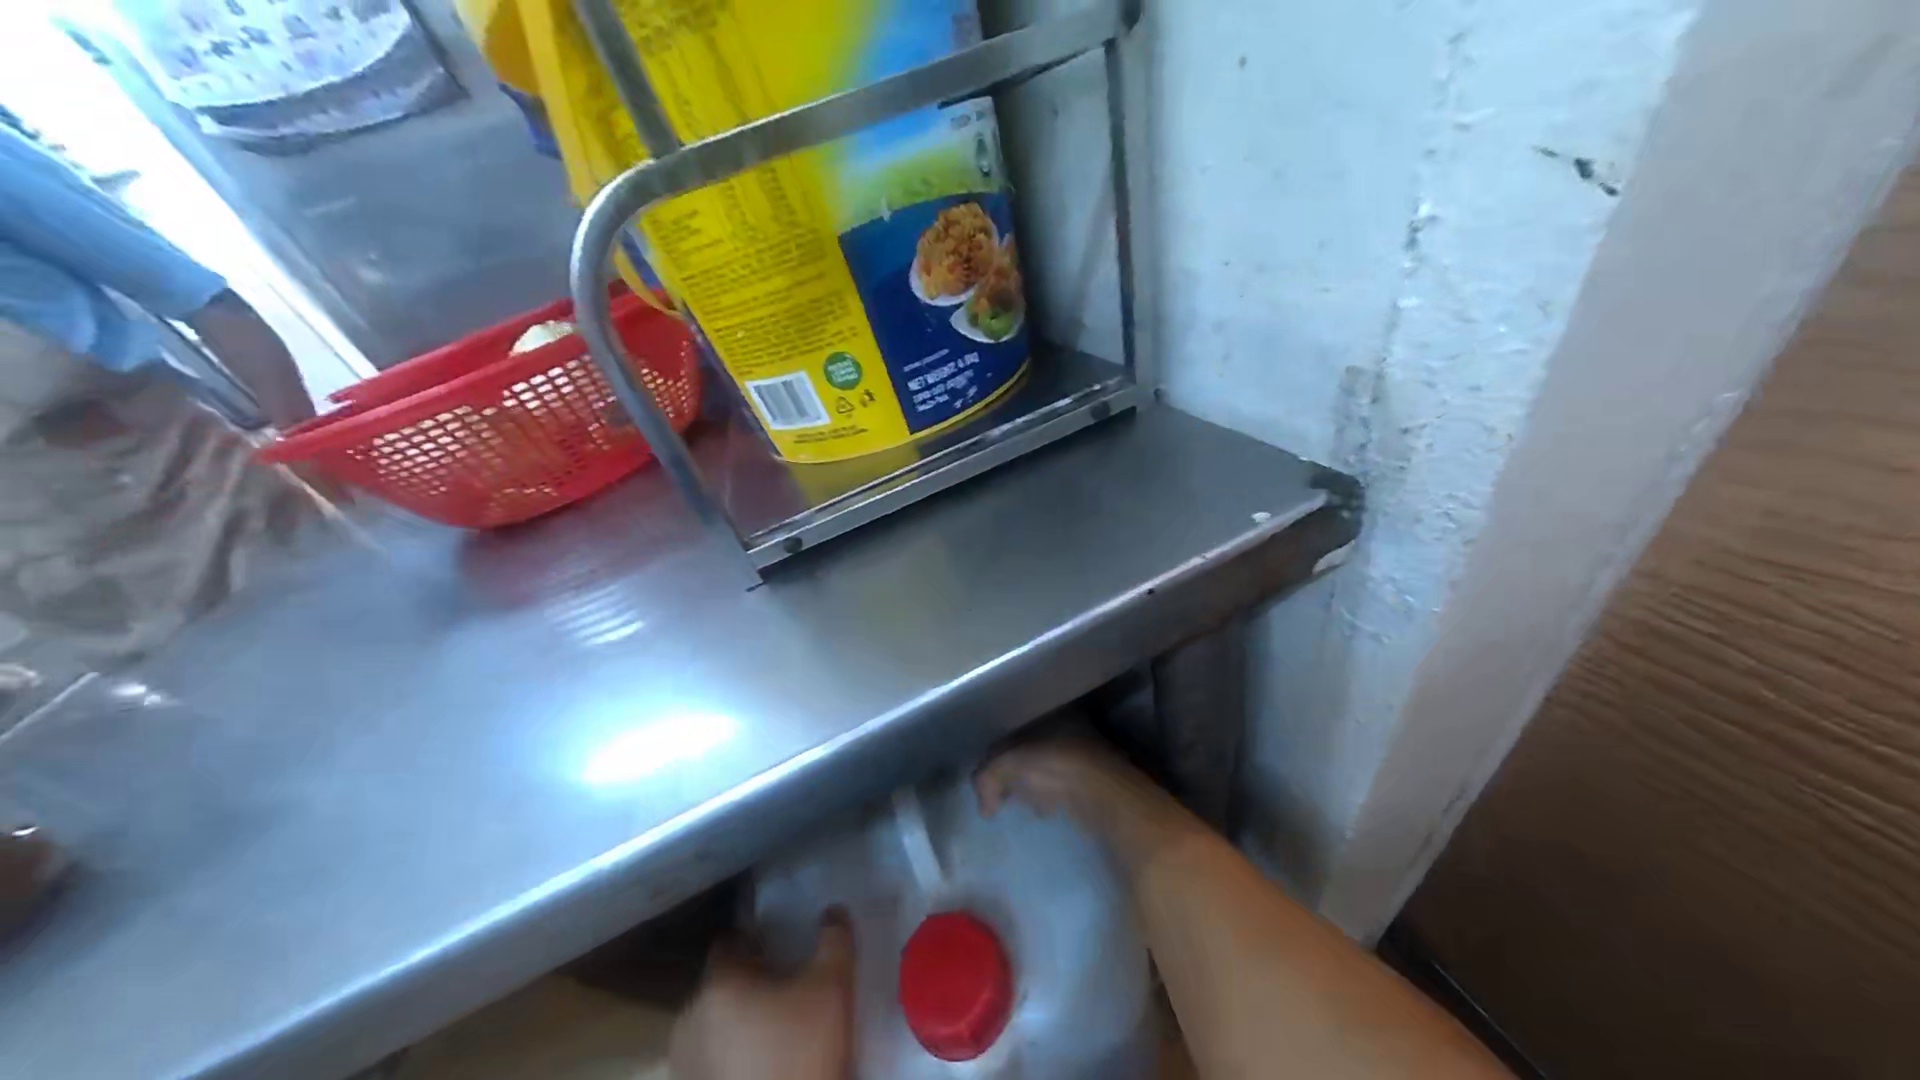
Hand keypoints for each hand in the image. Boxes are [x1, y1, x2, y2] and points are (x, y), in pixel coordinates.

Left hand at [669, 914, 854, 1079]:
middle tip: (783, 991)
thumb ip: (834, 939)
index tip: (780, 950)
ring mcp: (683, 1065)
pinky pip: (708, 1062)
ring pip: (711, 1024)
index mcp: (719, 984)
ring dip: (734, 1021)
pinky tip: (760, 1068)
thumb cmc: (804, 1056)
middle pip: (719, 984)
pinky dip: (728, 1058)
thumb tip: (832, 910)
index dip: (755, 941)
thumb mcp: (834, 988)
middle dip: (746, 982)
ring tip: (773, 1033)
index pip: (729, 943)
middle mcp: (689, 1018)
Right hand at [974, 738, 1197, 870]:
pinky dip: (1053, 795)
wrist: (1107, 795)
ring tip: (1026, 804)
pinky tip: (1047, 810)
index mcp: (1050, 711)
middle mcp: (1072, 724)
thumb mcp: (1008, 766)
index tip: (989, 774)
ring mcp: (1089, 751)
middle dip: (1016, 768)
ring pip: (1050, 764)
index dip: (997, 750)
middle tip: (1004, 791)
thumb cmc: (1055, 767)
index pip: (1014, 726)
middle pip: (1032, 745)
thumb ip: (987, 779)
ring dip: (1036, 784)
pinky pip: (1065, 783)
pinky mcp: (1099, 778)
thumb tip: (985, 806)